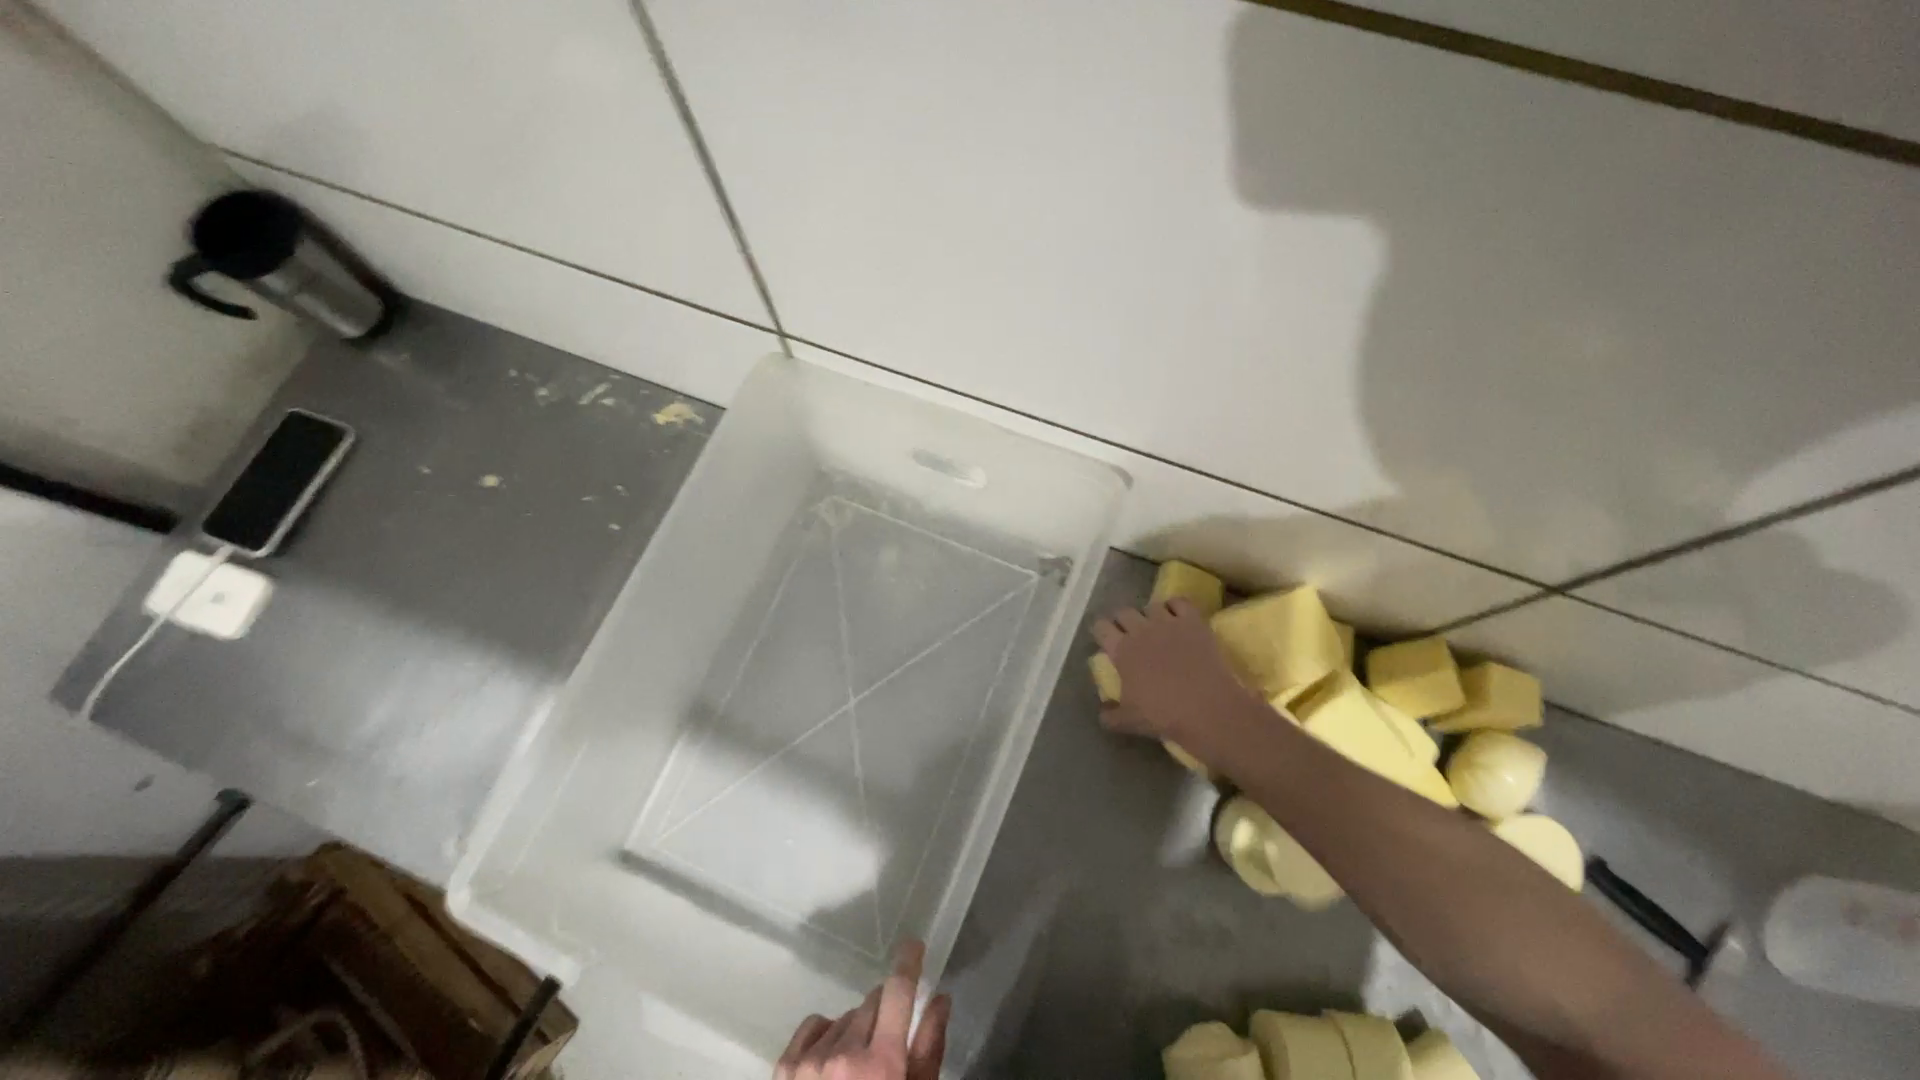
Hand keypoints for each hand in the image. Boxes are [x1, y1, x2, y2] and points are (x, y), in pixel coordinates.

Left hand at [774, 941, 950, 1079]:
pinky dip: (827, 1033)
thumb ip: (929, 1049)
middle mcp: (844, 1053)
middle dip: (887, 1014)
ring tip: (859, 1067)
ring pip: (846, 1017)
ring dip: (858, 1029)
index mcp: (882, 1064)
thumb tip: (939, 999)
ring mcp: (810, 1060)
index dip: (908, 963)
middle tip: (890, 1043)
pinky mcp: (784, 1067)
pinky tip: (833, 1059)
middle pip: (873, 1003)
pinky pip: (815, 1024)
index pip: (898, 993)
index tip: (914, 944)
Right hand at [1092, 597, 1264, 745]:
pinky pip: (1179, 602)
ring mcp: (1168, 622)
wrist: (1207, 708)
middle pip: (1123, 612)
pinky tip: (1177, 618)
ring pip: (1151, 606)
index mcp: (1121, 650)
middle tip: (1129, 635)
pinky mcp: (1193, 621)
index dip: (1101, 632)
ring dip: (1149, 615)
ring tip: (1155, 628)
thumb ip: (1110, 715)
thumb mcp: (1128, 721)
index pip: (1100, 627)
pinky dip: (1175, 607)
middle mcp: (1141, 630)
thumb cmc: (1163, 715)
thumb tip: (1103, 711)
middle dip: (1123, 622)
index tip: (1105, 640)